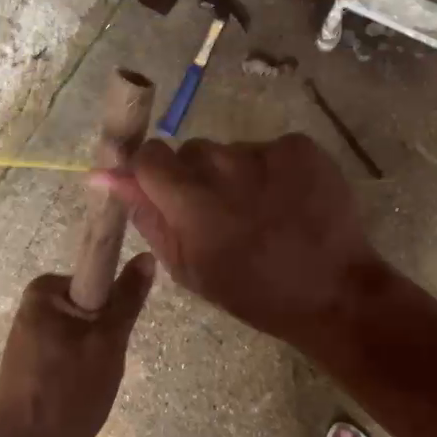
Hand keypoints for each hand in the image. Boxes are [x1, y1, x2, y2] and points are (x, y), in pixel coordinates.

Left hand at [0, 254, 154, 436]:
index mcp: (42, 291)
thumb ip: (127, 299)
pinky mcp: (23, 367)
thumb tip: (145, 256)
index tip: (116, 330)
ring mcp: (23, 339)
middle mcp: (28, 307)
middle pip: (86, 308)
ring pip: (76, 335)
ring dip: (90, 354)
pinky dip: (74, 370)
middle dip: (101, 333)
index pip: (95, 278)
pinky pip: (61, 355)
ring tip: (90, 382)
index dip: (113, 302)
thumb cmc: (66, 391)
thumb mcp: (108, 342)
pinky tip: (75, 393)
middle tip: (105, 361)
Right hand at [94, 134, 383, 346]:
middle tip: (220, 212)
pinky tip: (287, 199)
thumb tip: (102, 174)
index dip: (153, 171)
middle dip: (196, 176)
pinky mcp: (299, 145)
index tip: (165, 190)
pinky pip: (268, 148)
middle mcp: (224, 164)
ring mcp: (265, 150)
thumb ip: (146, 215)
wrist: (334, 291)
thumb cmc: (253, 290)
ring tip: (261, 210)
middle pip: (192, 151)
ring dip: (235, 173)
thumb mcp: (188, 267)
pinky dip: (272, 169)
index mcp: (191, 200)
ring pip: (231, 151)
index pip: (150, 154)